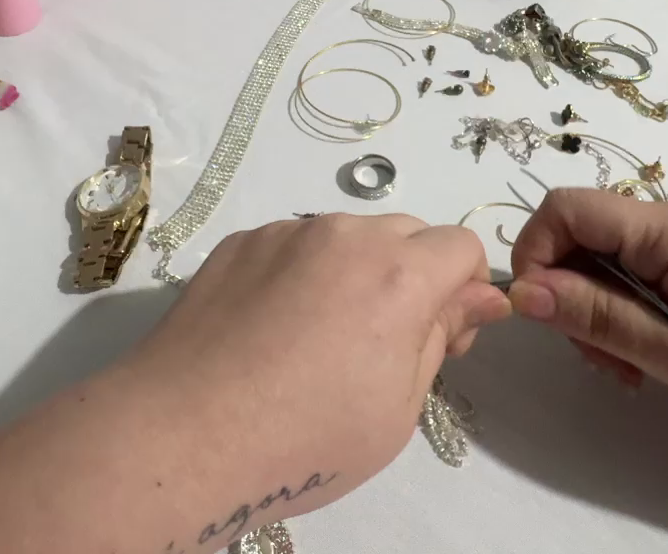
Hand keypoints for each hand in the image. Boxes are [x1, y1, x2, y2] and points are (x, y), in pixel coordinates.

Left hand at [119, 214, 508, 527]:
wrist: (184, 431)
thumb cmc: (307, 437)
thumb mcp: (398, 406)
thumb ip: (442, 334)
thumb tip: (483, 295)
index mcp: (397, 273)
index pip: (461, 245)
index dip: (465, 288)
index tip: (442, 336)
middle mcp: (345, 234)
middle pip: (407, 233)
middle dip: (414, 275)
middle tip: (384, 340)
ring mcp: (287, 230)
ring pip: (347, 235)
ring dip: (356, 269)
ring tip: (316, 335)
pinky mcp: (243, 239)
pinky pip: (295, 242)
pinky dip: (302, 270)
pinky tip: (271, 325)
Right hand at [507, 189, 667, 476]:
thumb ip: (602, 319)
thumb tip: (521, 290)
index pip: (568, 208)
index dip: (535, 253)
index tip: (542, 319)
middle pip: (588, 232)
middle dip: (571, 290)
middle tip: (603, 363)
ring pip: (616, 257)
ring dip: (602, 308)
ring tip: (634, 371)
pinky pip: (651, 274)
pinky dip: (635, 312)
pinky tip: (660, 359)